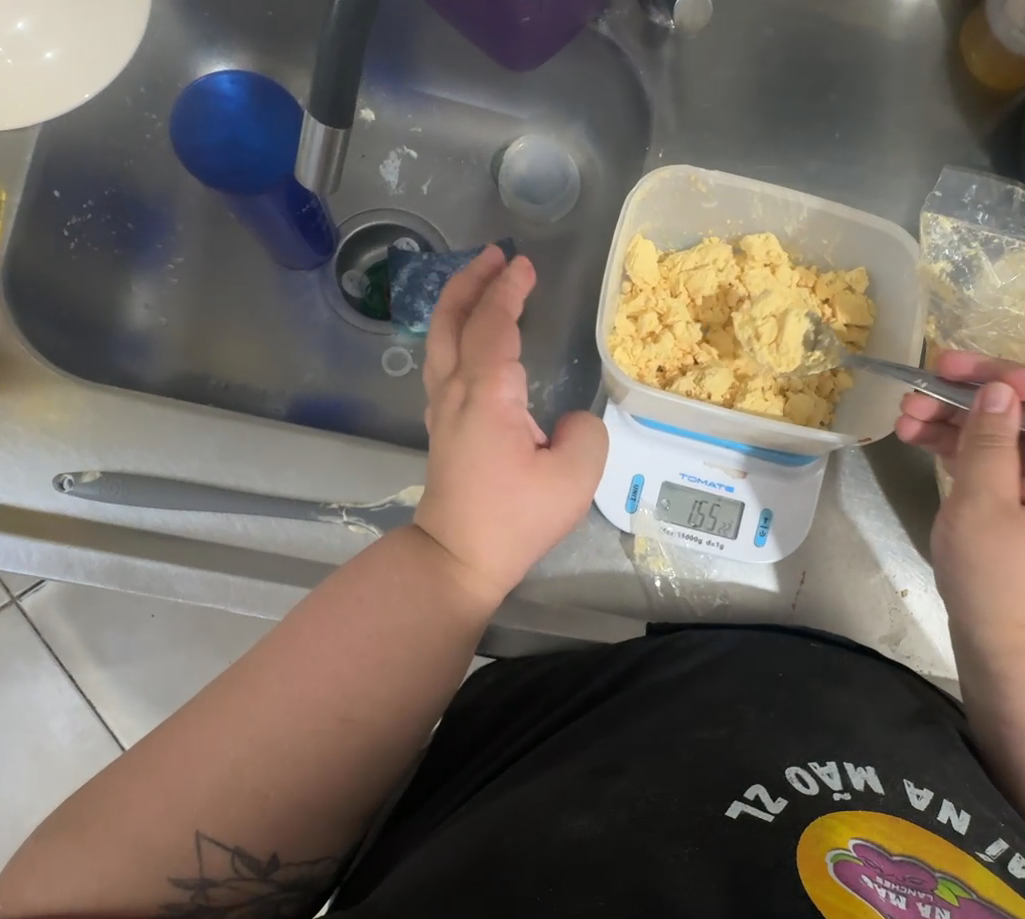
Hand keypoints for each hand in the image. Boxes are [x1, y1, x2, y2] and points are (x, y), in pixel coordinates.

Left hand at [414, 248, 609, 601]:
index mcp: (488, 394)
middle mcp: (457, 392)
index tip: (526, 266)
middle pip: (453, 320)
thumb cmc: (516, 519)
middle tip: (493, 255)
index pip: (495, 325)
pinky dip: (452, 334)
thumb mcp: (574, 478)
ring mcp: (442, 410)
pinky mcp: (442, 430)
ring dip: (456, 304)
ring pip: (439, 340)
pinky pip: (441, 364)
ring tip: (477, 283)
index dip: (510, 291)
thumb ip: (586, 434)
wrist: (459, 557)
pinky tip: (468, 339)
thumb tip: (569, 421)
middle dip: (472, 282)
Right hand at [896, 351, 1024, 655]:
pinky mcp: (998, 488)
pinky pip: (977, 448)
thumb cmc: (998, 579)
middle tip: (936, 373)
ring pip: (997, 422)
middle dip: (984, 385)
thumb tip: (997, 389)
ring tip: (907, 408)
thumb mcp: (986, 511)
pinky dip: (946, 436)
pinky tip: (911, 430)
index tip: (1002, 385)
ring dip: (953, 409)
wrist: (998, 635)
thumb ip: (990, 447)